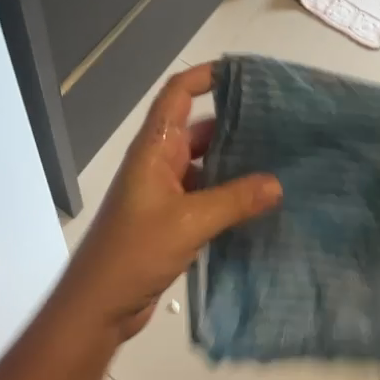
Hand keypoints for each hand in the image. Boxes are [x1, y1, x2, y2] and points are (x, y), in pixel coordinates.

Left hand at [58, 64, 282, 338]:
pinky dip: (230, 194)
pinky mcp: (172, 220)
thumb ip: (234, 200)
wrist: (98, 306)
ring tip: (281, 160)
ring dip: (236, 162)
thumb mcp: (189, 222)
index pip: (177, 94)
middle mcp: (158, 162)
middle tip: (281, 123)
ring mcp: (164, 192)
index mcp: (153, 148)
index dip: (205, 76)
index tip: (244, 73)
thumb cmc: (134, 252)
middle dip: (235, 122)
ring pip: (205, 164)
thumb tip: (277, 182)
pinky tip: (262, 202)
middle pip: (198, 128)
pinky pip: (206, 195)